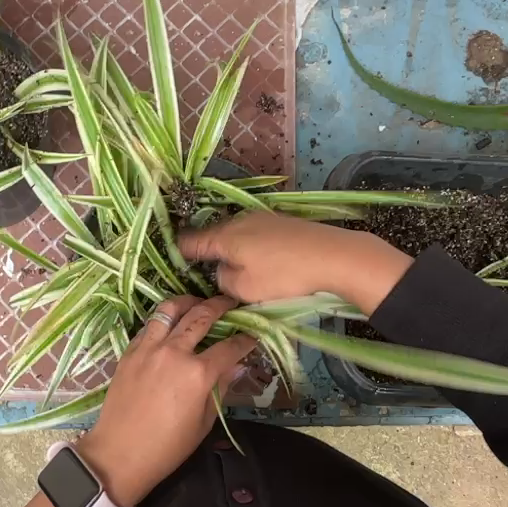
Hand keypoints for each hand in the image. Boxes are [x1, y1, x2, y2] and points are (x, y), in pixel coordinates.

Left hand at [75, 295, 258, 506]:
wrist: (119, 453)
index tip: (253, 336)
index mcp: (198, 374)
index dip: (245, 340)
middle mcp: (174, 352)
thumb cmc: (167, 447)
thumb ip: (220, 388)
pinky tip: (171, 323)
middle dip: (221, 306)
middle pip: (202, 316)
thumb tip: (235, 367)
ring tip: (198, 302)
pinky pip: (150, 324)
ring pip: (170, 309)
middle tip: (231, 303)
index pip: (229, 347)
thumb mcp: (203, 422)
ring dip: (189, 302)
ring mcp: (148, 348)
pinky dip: (164, 318)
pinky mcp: (130, 351)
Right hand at [179, 213, 413, 314]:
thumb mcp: (245, 289)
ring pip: (235, 234)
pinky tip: (260, 260)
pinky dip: (250, 246)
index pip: (190, 241)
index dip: (179, 252)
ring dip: (231, 250)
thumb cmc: (284, 276)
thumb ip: (223, 280)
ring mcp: (261, 218)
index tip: (173, 263)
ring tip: (234, 269)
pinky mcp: (281, 222)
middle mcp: (238, 221)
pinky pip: (254, 234)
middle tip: (204, 271)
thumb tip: (220, 271)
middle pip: (213, 236)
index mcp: (224, 236)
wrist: (334, 256)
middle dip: (207, 252)